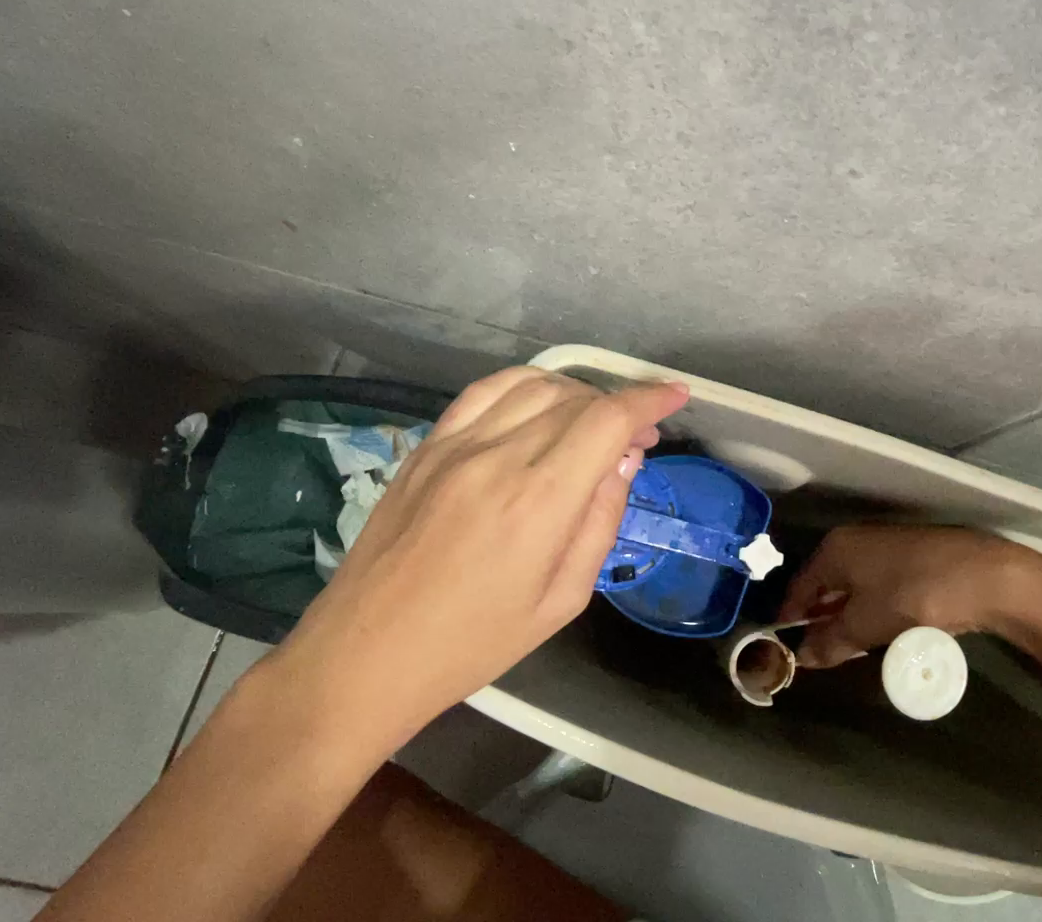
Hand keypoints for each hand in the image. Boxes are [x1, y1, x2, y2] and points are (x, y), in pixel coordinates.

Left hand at [265, 367, 689, 755]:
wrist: (365, 655)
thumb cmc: (475, 644)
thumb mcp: (562, 600)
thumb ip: (601, 521)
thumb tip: (624, 461)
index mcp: (539, 502)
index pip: (608, 420)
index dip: (649, 400)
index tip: (676, 398)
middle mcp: (499, 457)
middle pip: (577, 399)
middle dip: (620, 407)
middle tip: (638, 439)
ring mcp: (456, 446)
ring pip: (534, 386)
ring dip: (578, 394)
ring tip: (593, 424)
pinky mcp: (426, 447)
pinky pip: (485, 391)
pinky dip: (526, 386)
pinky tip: (540, 405)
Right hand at [775, 525, 1041, 667]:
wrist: (985, 577)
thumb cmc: (913, 596)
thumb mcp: (865, 625)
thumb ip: (830, 642)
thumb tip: (803, 656)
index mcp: (835, 548)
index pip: (799, 587)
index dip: (791, 620)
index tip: (788, 652)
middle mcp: (855, 540)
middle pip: (826, 585)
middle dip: (822, 621)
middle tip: (823, 656)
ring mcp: (887, 546)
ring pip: (855, 587)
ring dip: (850, 618)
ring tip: (854, 649)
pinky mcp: (913, 557)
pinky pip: (880, 586)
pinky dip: (875, 609)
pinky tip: (886, 631)